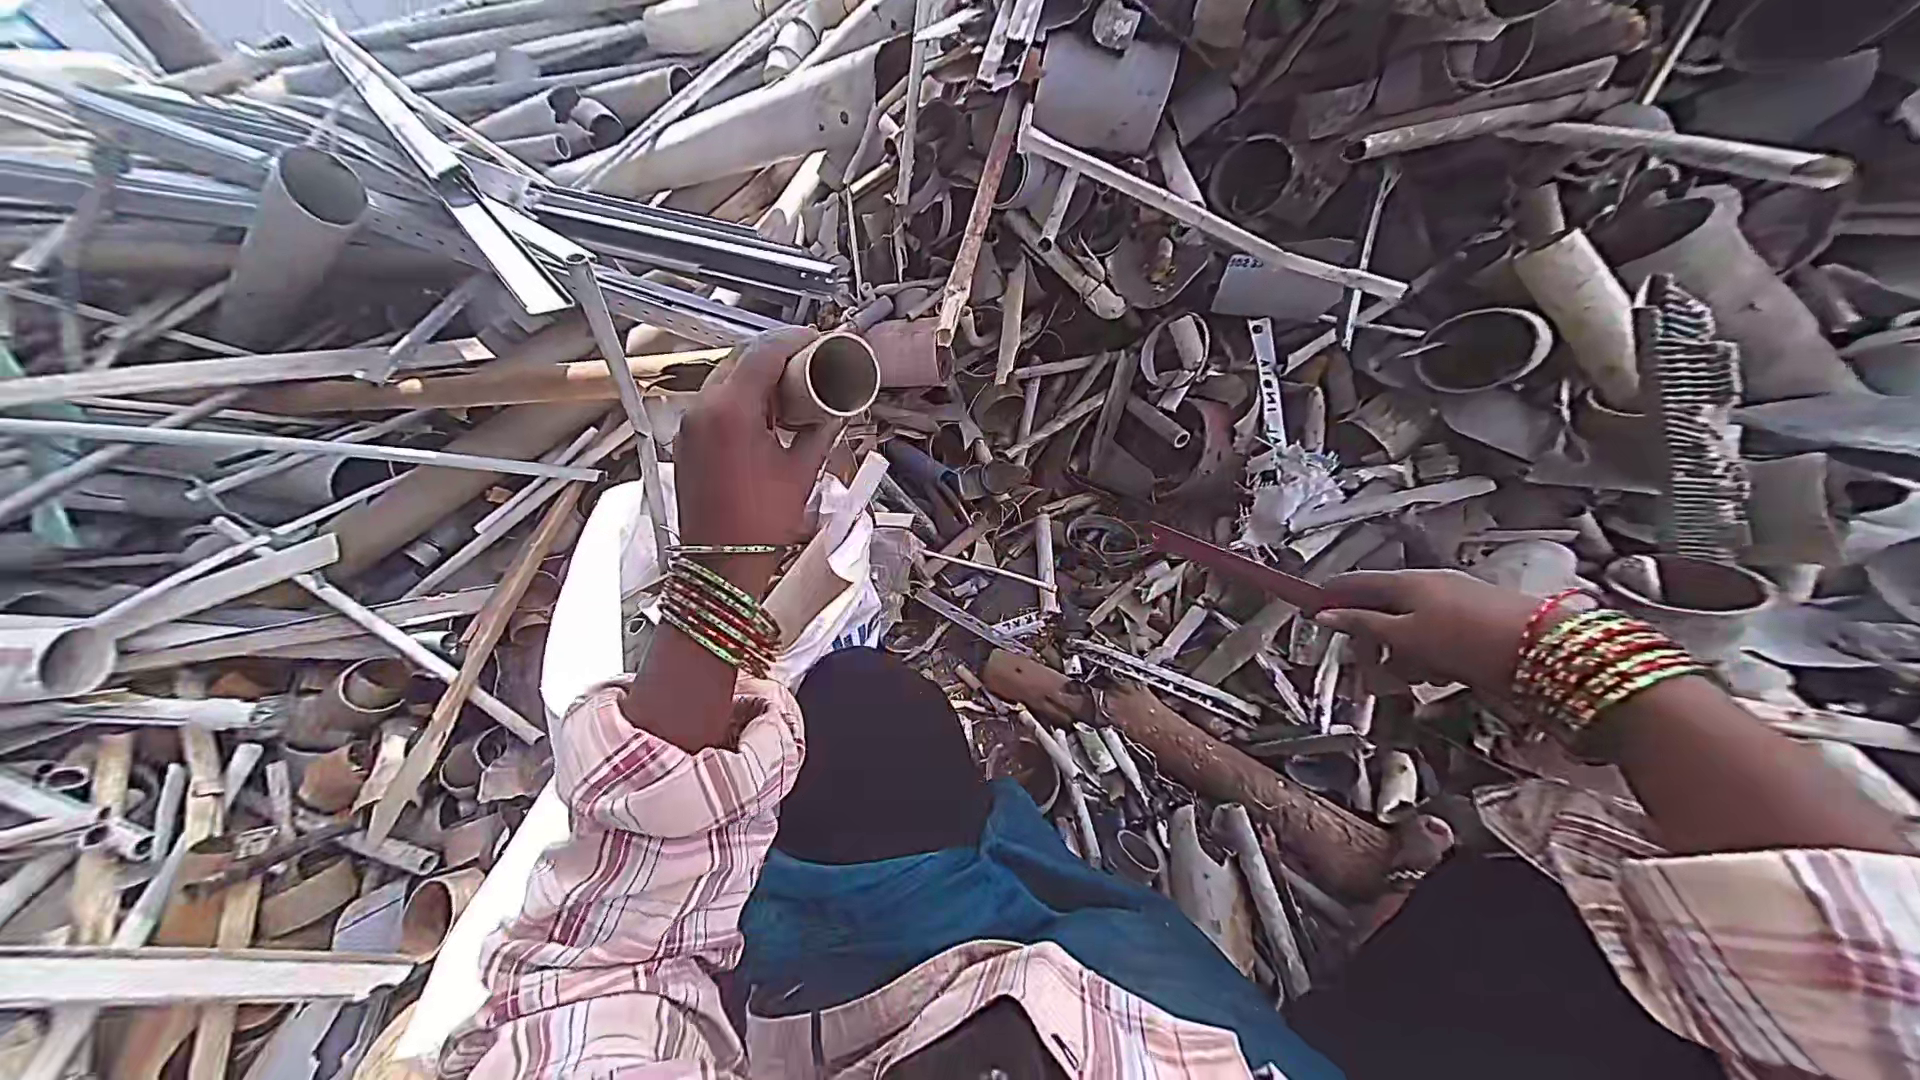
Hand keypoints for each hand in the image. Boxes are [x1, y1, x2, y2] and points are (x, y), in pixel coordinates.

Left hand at [674, 328, 841, 592]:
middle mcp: (702, 411)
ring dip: (757, 377)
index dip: (795, 341)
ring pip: (724, 379)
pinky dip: (740, 399)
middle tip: (808, 365)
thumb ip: (820, 432)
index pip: (763, 352)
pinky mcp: (687, 442)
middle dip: (776, 356)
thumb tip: (833, 412)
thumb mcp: (801, 472)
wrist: (722, 563)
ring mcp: (689, 426)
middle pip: (740, 359)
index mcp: (730, 412)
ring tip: (790, 392)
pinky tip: (765, 416)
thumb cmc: (758, 526)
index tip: (816, 342)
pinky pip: (714, 404)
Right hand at [1313, 570, 1547, 692]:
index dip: (1329, 599)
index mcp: (1403, 581)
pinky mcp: (1476, 620)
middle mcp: (1426, 584)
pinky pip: (1434, 634)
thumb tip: (1324, 614)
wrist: (1550, 652)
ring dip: (1400, 653)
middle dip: (1369, 638)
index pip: (1351, 582)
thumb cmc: (1467, 641)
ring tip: (1412, 678)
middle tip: (1370, 670)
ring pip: (1407, 626)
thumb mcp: (1405, 636)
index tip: (1314, 618)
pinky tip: (1439, 675)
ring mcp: (1454, 600)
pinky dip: (1427, 654)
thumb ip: (1362, 624)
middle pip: (1379, 608)